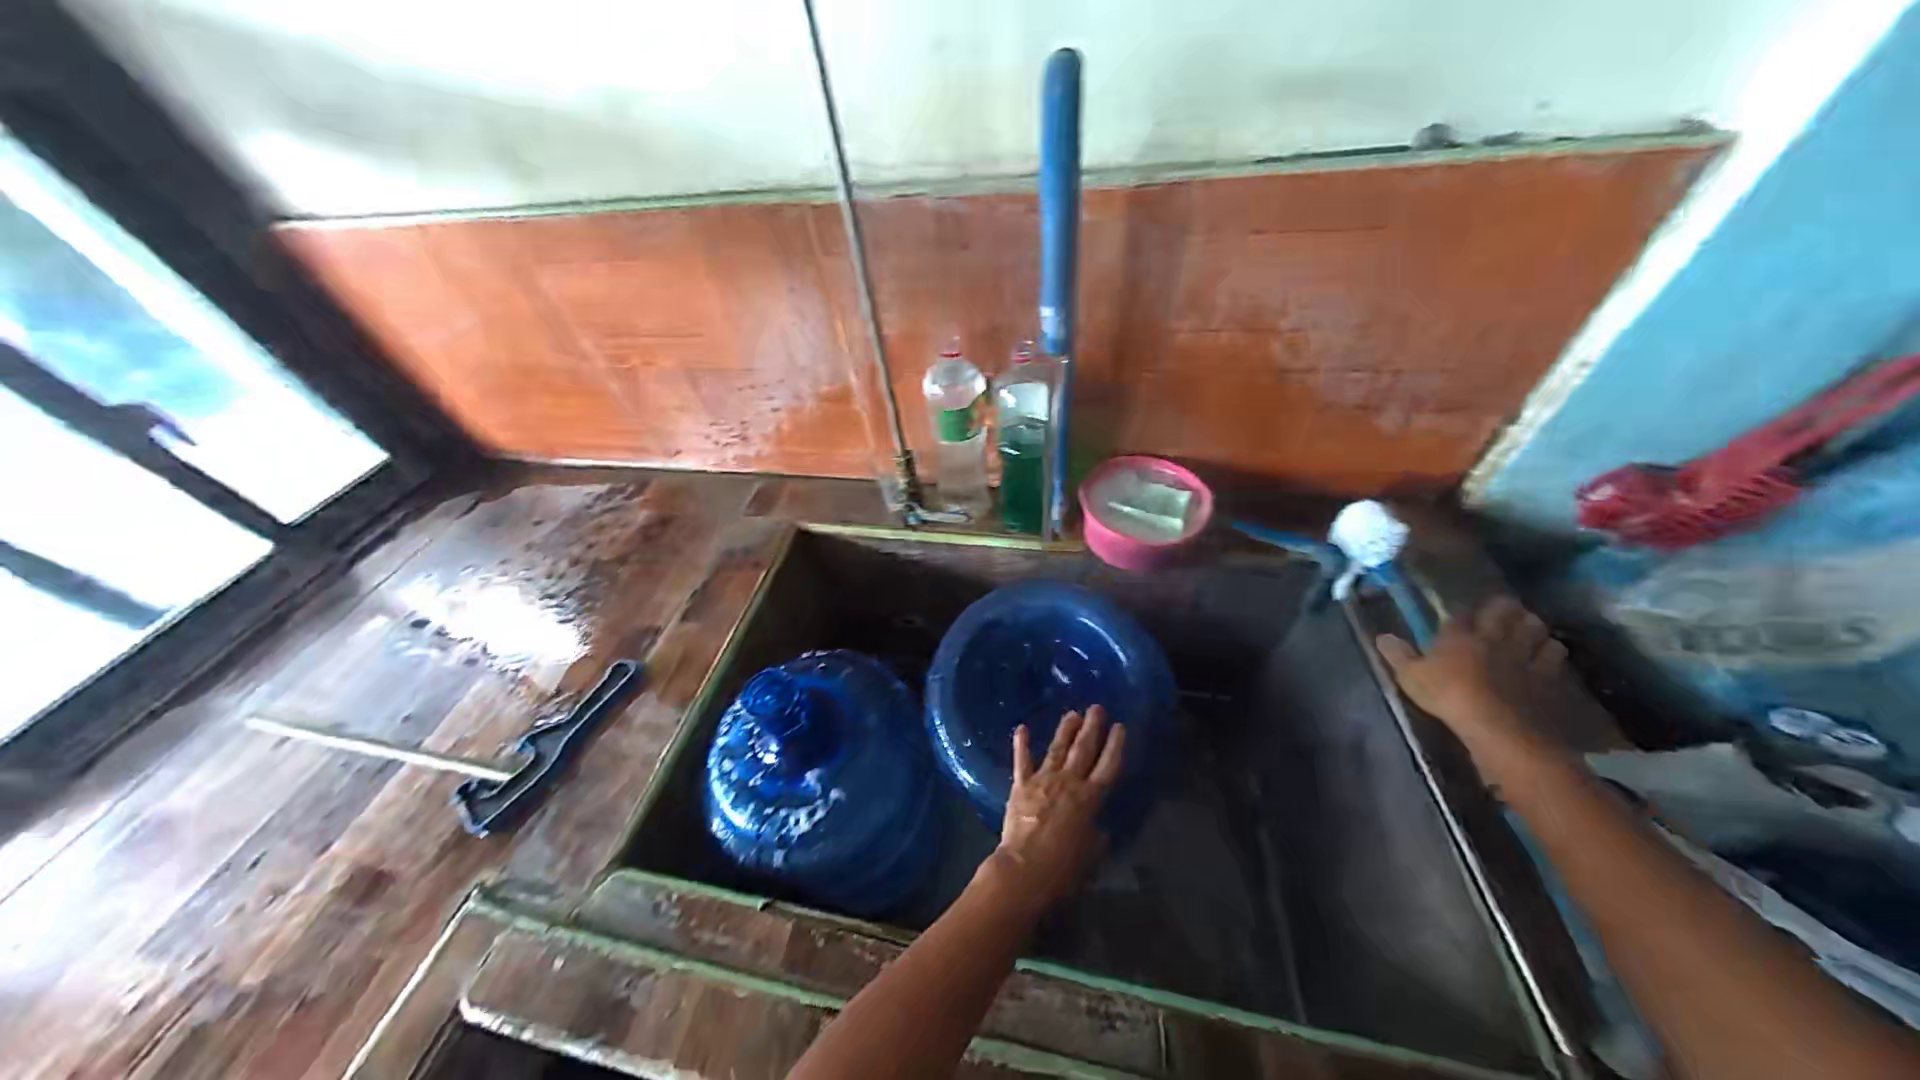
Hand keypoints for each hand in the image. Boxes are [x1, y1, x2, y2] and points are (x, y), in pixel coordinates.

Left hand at [982, 705, 1124, 913]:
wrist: (1025, 869)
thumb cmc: (1063, 868)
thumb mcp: (1092, 854)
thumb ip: (1097, 835)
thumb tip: (1097, 827)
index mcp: (1090, 799)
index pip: (1108, 766)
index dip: (1115, 745)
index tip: (1120, 726)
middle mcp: (1068, 783)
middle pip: (1084, 750)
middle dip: (1092, 727)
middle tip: (1097, 708)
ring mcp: (1043, 780)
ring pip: (1057, 749)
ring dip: (1065, 730)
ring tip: (1072, 713)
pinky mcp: (1021, 786)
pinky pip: (1021, 761)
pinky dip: (1022, 744)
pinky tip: (1021, 728)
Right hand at [1377, 596, 1567, 754]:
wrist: (1499, 727)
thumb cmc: (1448, 697)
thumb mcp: (1411, 678)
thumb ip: (1397, 655)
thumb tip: (1382, 636)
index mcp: (1459, 637)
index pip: (1462, 615)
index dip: (1464, 613)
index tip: (1463, 614)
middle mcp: (1494, 639)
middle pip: (1506, 613)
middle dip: (1505, 608)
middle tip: (1504, 608)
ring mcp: (1524, 656)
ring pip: (1536, 630)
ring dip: (1533, 626)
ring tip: (1530, 628)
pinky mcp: (1548, 676)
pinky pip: (1555, 657)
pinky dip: (1552, 652)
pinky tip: (1549, 656)